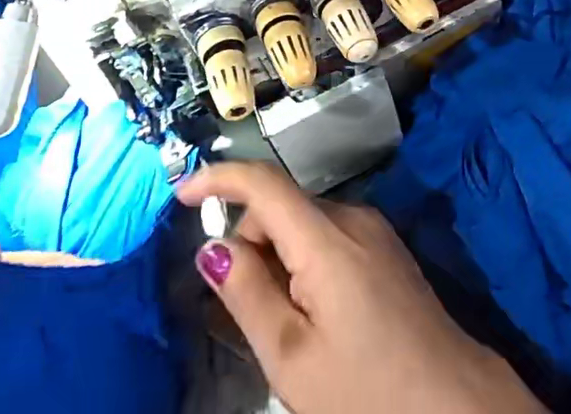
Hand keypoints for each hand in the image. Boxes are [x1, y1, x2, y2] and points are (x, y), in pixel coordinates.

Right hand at [176, 162, 544, 413]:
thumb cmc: (375, 399)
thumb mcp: (293, 359)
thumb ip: (245, 293)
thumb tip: (212, 247)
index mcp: (327, 239)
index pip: (260, 182)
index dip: (216, 179)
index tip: (180, 196)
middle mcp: (353, 220)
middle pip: (278, 208)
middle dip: (250, 244)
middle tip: (249, 310)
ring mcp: (377, 236)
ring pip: (301, 226)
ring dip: (277, 259)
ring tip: (287, 327)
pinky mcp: (390, 256)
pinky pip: (327, 241)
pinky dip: (304, 266)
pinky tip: (317, 320)